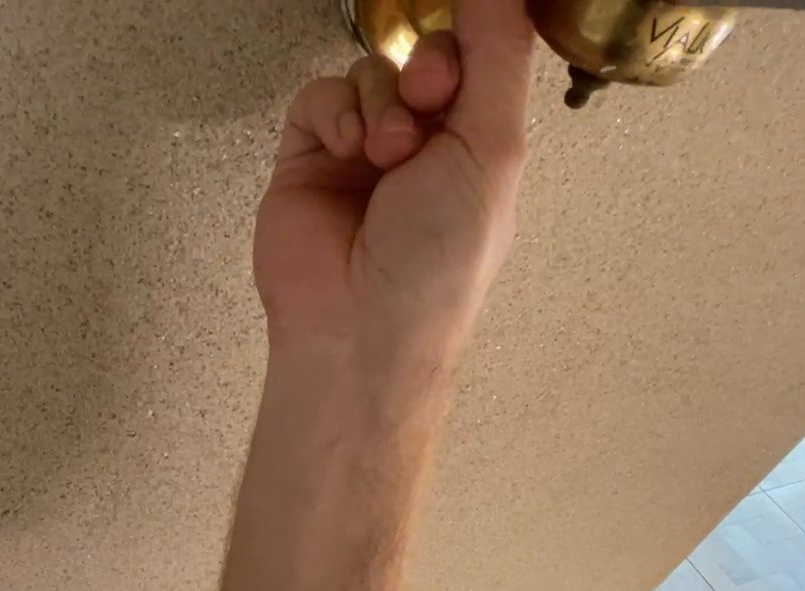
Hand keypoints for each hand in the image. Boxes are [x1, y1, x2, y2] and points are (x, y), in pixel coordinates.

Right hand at [254, 0, 537, 366]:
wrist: (357, 327)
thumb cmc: (437, 260)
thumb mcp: (493, 152)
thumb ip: (498, 56)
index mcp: (471, 153)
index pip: (473, 65)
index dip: (466, 49)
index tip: (457, 73)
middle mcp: (416, 151)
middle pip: (420, 59)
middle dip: (426, 71)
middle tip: (426, 105)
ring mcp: (357, 158)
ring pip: (368, 75)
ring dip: (380, 102)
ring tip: (382, 155)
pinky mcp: (306, 165)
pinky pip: (317, 101)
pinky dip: (335, 112)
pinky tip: (346, 149)